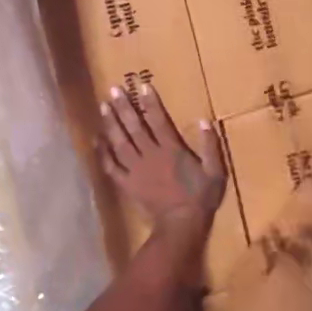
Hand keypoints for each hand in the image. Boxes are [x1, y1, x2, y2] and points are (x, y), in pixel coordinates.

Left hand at [98, 85, 225, 237]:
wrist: (180, 224)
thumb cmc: (200, 197)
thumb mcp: (214, 171)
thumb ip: (210, 146)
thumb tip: (204, 121)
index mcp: (171, 149)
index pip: (159, 120)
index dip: (151, 102)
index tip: (142, 86)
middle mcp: (150, 154)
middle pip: (135, 126)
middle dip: (124, 107)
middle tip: (113, 90)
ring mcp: (136, 169)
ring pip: (120, 142)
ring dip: (111, 124)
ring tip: (103, 107)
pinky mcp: (127, 183)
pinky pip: (112, 167)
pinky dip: (103, 154)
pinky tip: (97, 140)